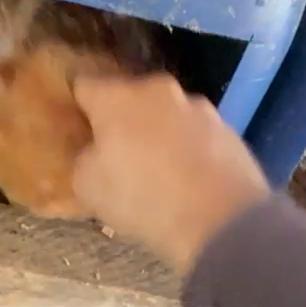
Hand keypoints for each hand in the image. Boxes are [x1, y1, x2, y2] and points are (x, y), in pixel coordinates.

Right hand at [71, 73, 271, 271]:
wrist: (222, 222)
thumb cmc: (141, 199)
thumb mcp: (88, 186)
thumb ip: (84, 159)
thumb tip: (95, 153)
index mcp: (117, 97)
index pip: (84, 84)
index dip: (77, 103)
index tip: (75, 123)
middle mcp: (158, 91)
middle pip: (130, 98)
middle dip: (121, 120)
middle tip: (115, 153)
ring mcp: (199, 108)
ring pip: (166, 115)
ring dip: (158, 134)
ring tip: (157, 171)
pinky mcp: (229, 130)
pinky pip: (196, 135)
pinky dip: (188, 150)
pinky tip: (187, 180)